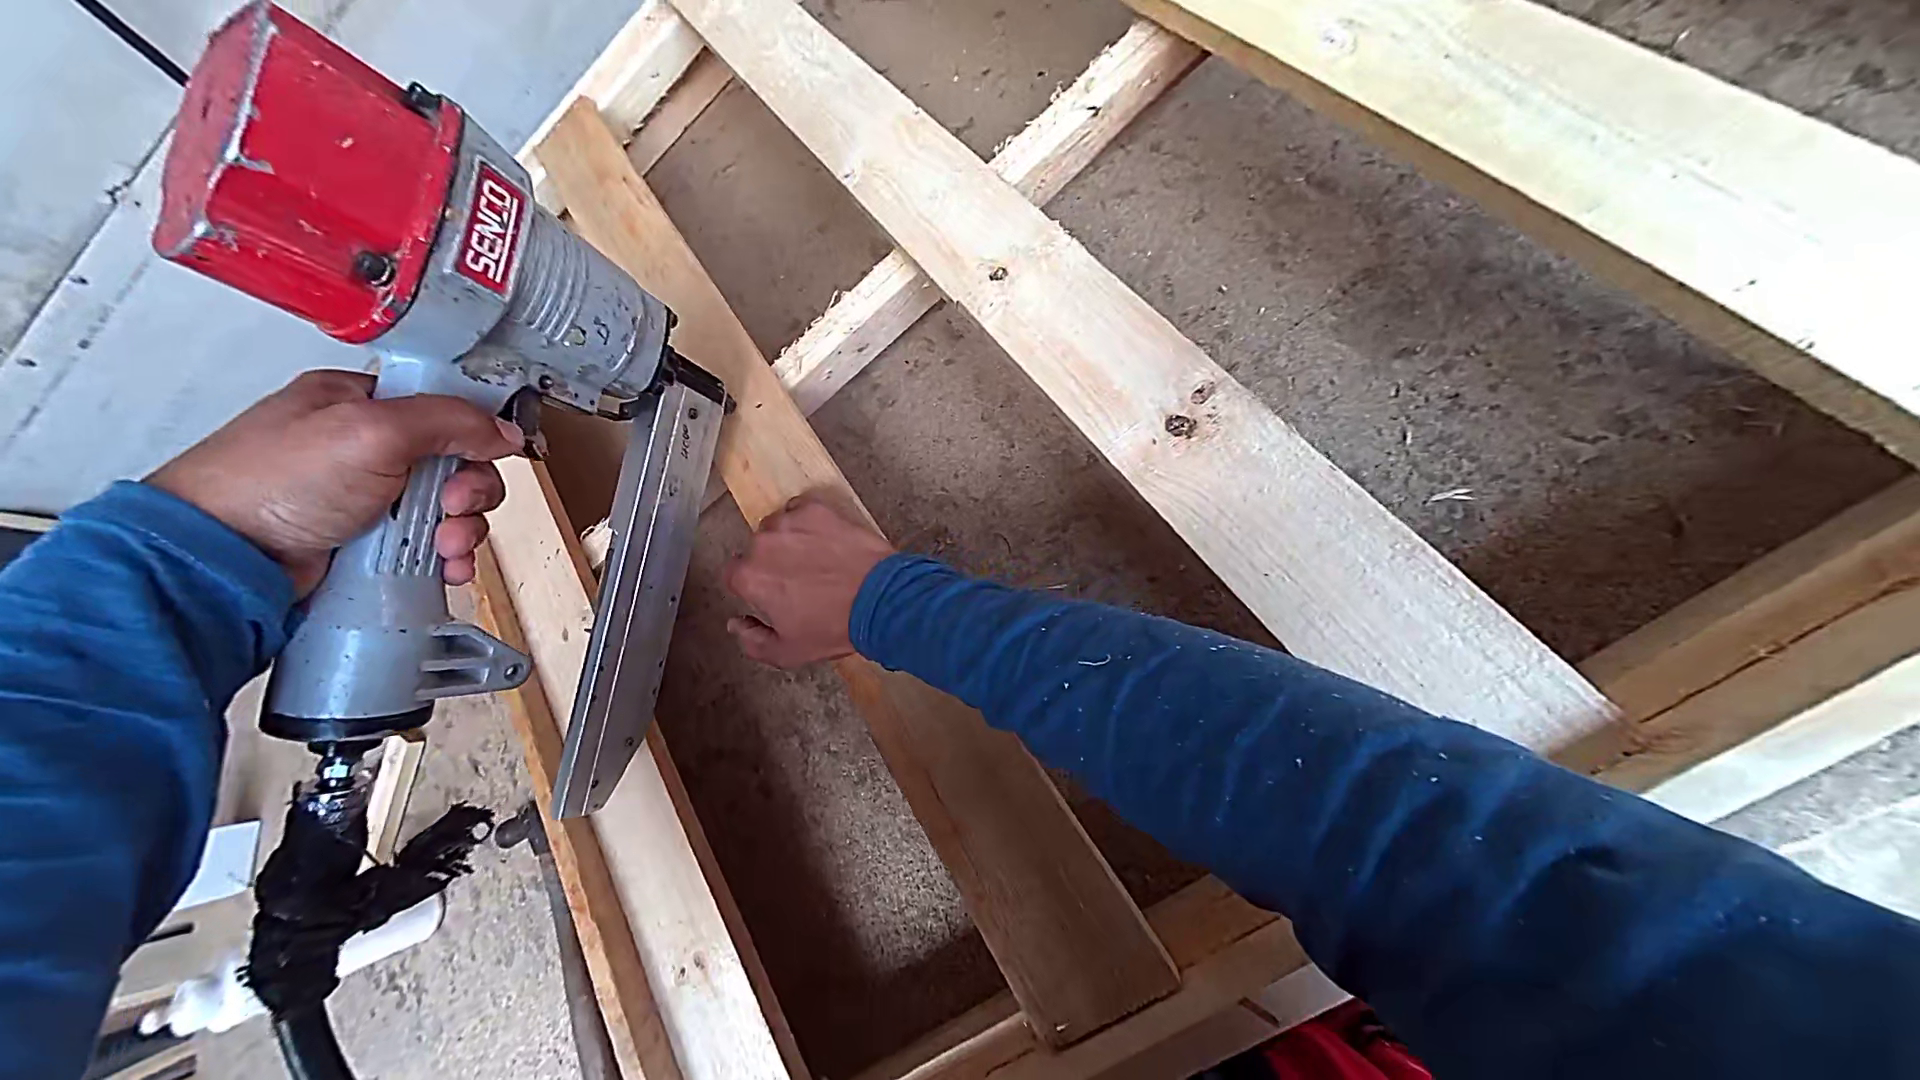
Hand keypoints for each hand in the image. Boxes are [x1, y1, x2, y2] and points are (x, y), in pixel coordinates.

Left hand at [148, 369, 522, 595]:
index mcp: (362, 404)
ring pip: (456, 507)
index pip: (447, 407)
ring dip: (463, 528)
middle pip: (462, 462)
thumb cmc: (268, 485)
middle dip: (471, 491)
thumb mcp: (370, 431)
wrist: (221, 562)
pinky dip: (450, 555)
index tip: (484, 453)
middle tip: (453, 505)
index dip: (476, 432)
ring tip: (443, 546)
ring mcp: (376, 495)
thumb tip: (505, 431)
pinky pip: (439, 542)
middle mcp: (371, 447)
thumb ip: (447, 420)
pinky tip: (444, 564)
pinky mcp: (378, 537)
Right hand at [723, 495, 895, 667]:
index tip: (773, 590)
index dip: (754, 584)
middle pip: (757, 549)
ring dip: (790, 539)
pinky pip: (801, 510)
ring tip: (819, 558)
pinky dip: (809, 522)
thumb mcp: (788, 651)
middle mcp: (762, 544)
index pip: (734, 575)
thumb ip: (751, 641)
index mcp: (750, 577)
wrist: (880, 598)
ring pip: (778, 527)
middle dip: (774, 562)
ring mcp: (790, 522)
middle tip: (802, 578)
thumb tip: (736, 624)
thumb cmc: (835, 626)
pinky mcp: (817, 509)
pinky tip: (828, 540)